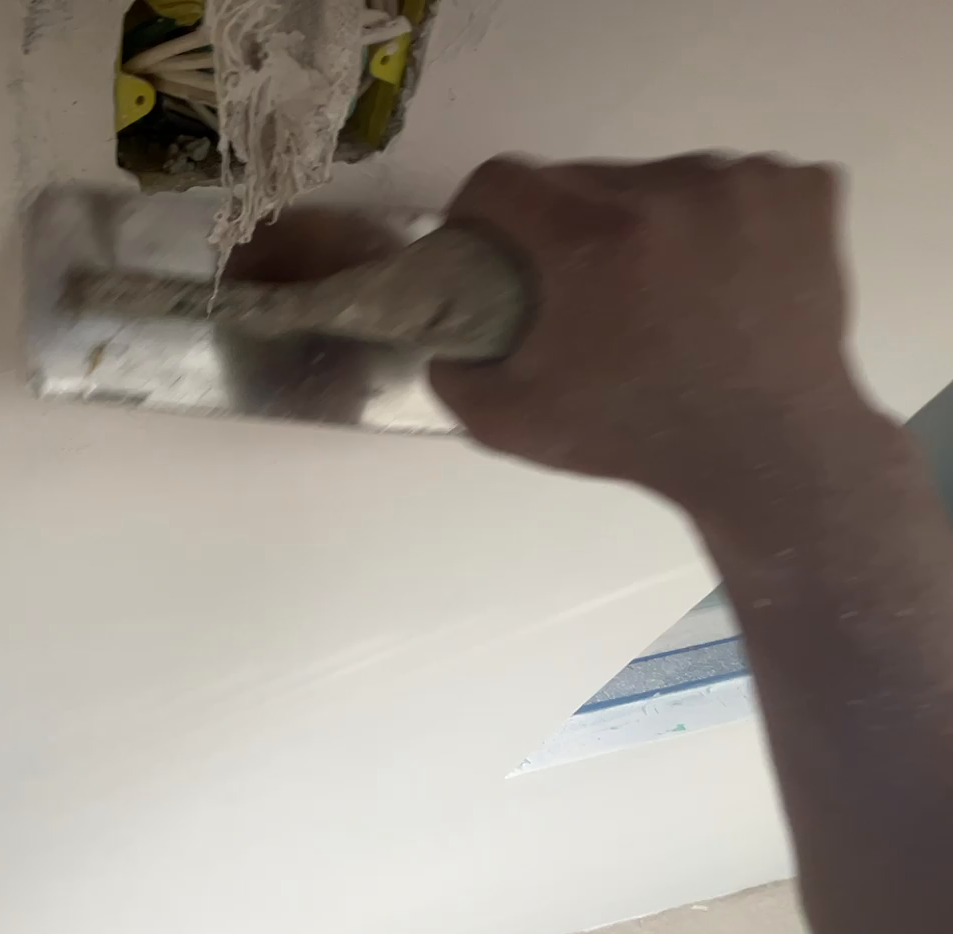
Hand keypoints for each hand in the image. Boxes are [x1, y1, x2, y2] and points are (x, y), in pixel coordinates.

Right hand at [431, 154, 869, 509]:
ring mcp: (745, 182)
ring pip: (643, 177)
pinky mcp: (800, 189)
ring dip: (619, 216)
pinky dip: (691, 216)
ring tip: (630, 279)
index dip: (473, 212)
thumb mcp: (499, 419)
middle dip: (545, 221)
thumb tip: (443, 339)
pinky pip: (715, 182)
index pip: (501, 179)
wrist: (761, 446)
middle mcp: (672, 189)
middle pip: (570, 175)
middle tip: (553, 280)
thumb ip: (448, 371)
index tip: (480, 248)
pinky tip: (693, 269)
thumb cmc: (623, 432)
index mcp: (592, 239)